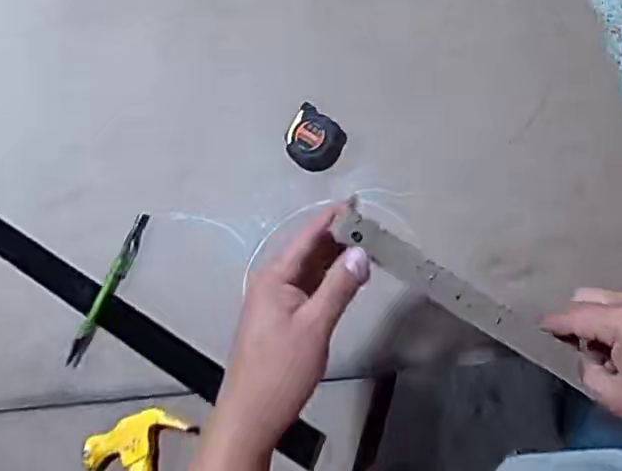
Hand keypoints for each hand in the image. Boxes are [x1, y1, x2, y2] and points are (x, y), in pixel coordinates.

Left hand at [197, 201, 370, 470]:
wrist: (250, 420)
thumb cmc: (279, 371)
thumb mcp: (314, 326)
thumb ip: (339, 286)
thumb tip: (361, 251)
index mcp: (275, 275)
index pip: (309, 235)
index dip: (334, 217)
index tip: (358, 202)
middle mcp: (273, 281)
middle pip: (310, 249)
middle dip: (339, 236)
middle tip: (371, 226)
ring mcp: (277, 299)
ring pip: (311, 267)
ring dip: (336, 257)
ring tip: (366, 245)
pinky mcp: (283, 317)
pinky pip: (310, 285)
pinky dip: (330, 277)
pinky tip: (349, 276)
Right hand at [543, 290, 621, 470]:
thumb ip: (590, 374)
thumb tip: (583, 359)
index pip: (576, 313)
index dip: (553, 323)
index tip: (534, 328)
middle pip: (591, 296)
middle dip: (577, 319)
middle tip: (575, 351)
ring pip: (611, 301)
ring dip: (599, 321)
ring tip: (604, 358)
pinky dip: (619, 323)